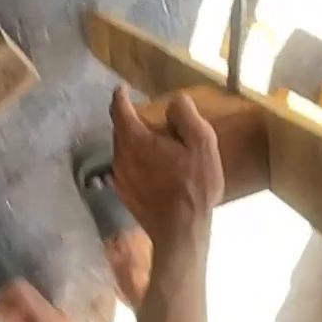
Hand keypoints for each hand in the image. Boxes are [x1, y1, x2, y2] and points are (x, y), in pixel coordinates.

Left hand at [109, 87, 223, 239]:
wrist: (181, 232)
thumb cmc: (194, 186)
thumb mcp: (202, 143)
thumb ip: (186, 115)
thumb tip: (174, 101)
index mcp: (135, 140)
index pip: (119, 109)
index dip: (121, 96)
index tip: (123, 89)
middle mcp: (120, 156)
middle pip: (120, 129)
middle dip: (131, 119)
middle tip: (149, 116)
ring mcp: (119, 177)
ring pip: (122, 150)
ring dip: (134, 141)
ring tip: (155, 142)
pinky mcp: (124, 194)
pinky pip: (126, 168)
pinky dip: (136, 160)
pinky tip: (154, 168)